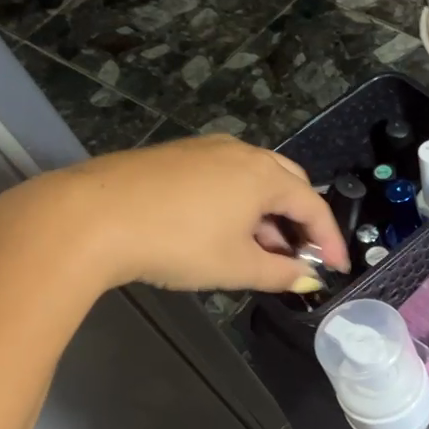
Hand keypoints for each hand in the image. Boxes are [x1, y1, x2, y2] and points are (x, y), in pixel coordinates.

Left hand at [0, 135, 349, 293]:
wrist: (91, 218)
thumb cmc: (178, 243)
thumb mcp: (237, 267)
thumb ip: (281, 274)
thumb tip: (308, 278)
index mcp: (263, 174)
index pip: (313, 206)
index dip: (330, 240)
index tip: (337, 268)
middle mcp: (239, 152)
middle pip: (288, 182)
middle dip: (301, 219)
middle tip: (302, 254)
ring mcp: (204, 150)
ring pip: (254, 179)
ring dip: (269, 213)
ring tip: (264, 251)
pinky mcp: (174, 157)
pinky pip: (225, 177)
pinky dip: (240, 204)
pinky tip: (226, 233)